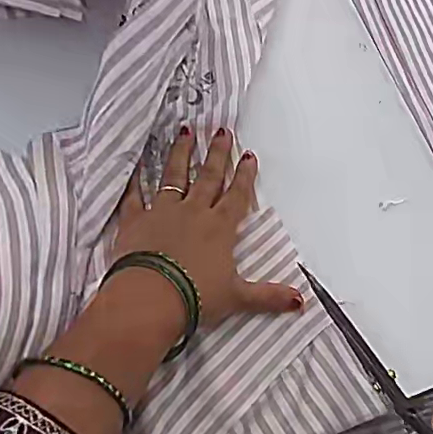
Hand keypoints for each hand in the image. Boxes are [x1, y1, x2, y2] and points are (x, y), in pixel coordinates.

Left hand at [111, 126, 304, 326]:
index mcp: (220, 228)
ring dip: (180, 154)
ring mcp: (163, 213)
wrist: (150, 298)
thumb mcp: (237, 297)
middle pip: (208, 177)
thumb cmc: (195, 296)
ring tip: (184, 133)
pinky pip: (134, 197)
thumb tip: (299, 301)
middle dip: (217, 153)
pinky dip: (134, 183)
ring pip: (173, 177)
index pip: (237, 195)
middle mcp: (193, 213)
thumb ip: (268, 296)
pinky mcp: (135, 221)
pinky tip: (135, 168)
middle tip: (221, 131)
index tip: (249, 156)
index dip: (245, 175)